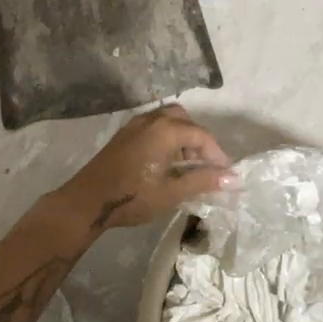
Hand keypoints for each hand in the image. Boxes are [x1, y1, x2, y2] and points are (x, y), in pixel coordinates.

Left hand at [51, 105, 232, 234]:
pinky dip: (166, 137)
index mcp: (165, 130)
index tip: (225, 173)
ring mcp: (135, 125)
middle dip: (199, 140)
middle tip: (204, 165)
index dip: (217, 154)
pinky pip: (154, 126)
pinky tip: (165, 162)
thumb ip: (204, 181)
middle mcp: (151, 120)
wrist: (87, 201)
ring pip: (168, 120)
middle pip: (185, 120)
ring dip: (182, 137)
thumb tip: (234, 178)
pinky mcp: (124, 134)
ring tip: (185, 165)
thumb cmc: (133, 197)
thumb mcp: (172, 192)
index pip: (201, 136)